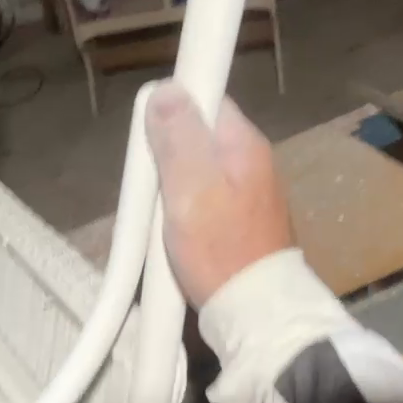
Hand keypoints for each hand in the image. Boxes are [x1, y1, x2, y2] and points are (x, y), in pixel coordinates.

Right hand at [145, 82, 293, 306]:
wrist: (253, 314)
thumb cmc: (219, 249)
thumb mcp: (191, 189)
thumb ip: (178, 139)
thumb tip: (166, 89)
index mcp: (244, 144)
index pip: (206, 99)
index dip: (173, 110)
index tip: (150, 140)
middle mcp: (250, 161)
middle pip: (197, 137)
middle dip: (165, 155)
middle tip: (149, 186)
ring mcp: (247, 193)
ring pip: (194, 170)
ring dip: (169, 186)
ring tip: (157, 215)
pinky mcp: (238, 221)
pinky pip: (200, 198)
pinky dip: (181, 209)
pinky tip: (171, 231)